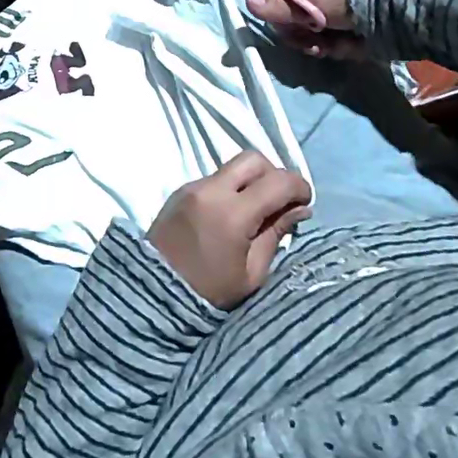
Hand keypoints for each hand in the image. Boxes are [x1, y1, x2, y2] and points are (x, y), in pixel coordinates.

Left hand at [147, 151, 311, 308]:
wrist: (151, 297)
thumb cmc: (208, 292)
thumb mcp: (251, 273)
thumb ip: (276, 233)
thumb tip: (300, 208)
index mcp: (233, 213)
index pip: (278, 181)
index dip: (299, 187)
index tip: (305, 203)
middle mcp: (211, 190)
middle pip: (253, 159)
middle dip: (274, 175)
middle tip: (280, 202)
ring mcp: (192, 187)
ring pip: (233, 167)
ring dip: (251, 181)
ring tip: (256, 210)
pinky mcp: (180, 191)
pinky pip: (215, 178)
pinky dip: (231, 188)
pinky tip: (231, 214)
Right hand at [247, 0, 364, 58]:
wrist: (395, 7)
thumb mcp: (311, 5)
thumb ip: (281, 9)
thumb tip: (246, 1)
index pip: (293, 8)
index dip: (292, 27)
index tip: (298, 38)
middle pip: (310, 25)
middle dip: (313, 40)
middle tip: (320, 46)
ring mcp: (350, 10)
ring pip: (329, 36)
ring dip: (332, 46)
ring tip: (343, 46)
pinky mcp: (366, 24)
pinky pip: (348, 41)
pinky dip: (350, 47)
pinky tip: (357, 47)